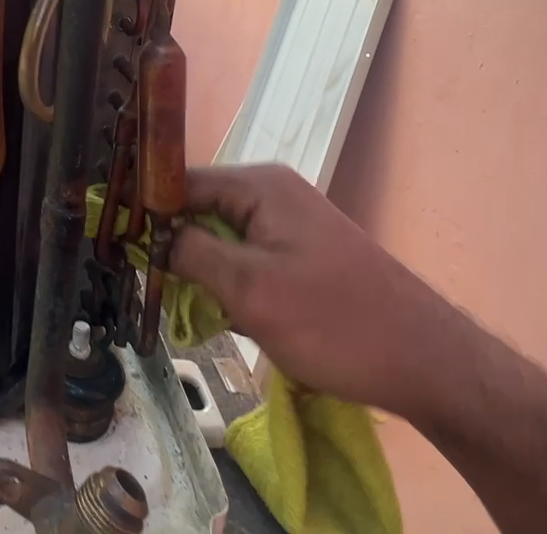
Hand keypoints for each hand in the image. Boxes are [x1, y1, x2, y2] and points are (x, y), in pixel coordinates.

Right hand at [171, 164, 479, 419]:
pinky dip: (229, 282)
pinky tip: (228, 316)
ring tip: (193, 310)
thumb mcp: (249, 288)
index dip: (144, 211)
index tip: (117, 246)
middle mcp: (272, 193)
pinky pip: (245, 256)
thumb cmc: (336, 322)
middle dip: (173, 246)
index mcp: (259, 185)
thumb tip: (147, 234)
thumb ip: (189, 252)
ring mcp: (289, 222)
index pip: (179, 182)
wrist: (429, 365)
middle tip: (155, 287)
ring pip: (218, 237)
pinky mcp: (300, 252)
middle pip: (196, 208)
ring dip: (201, 271)